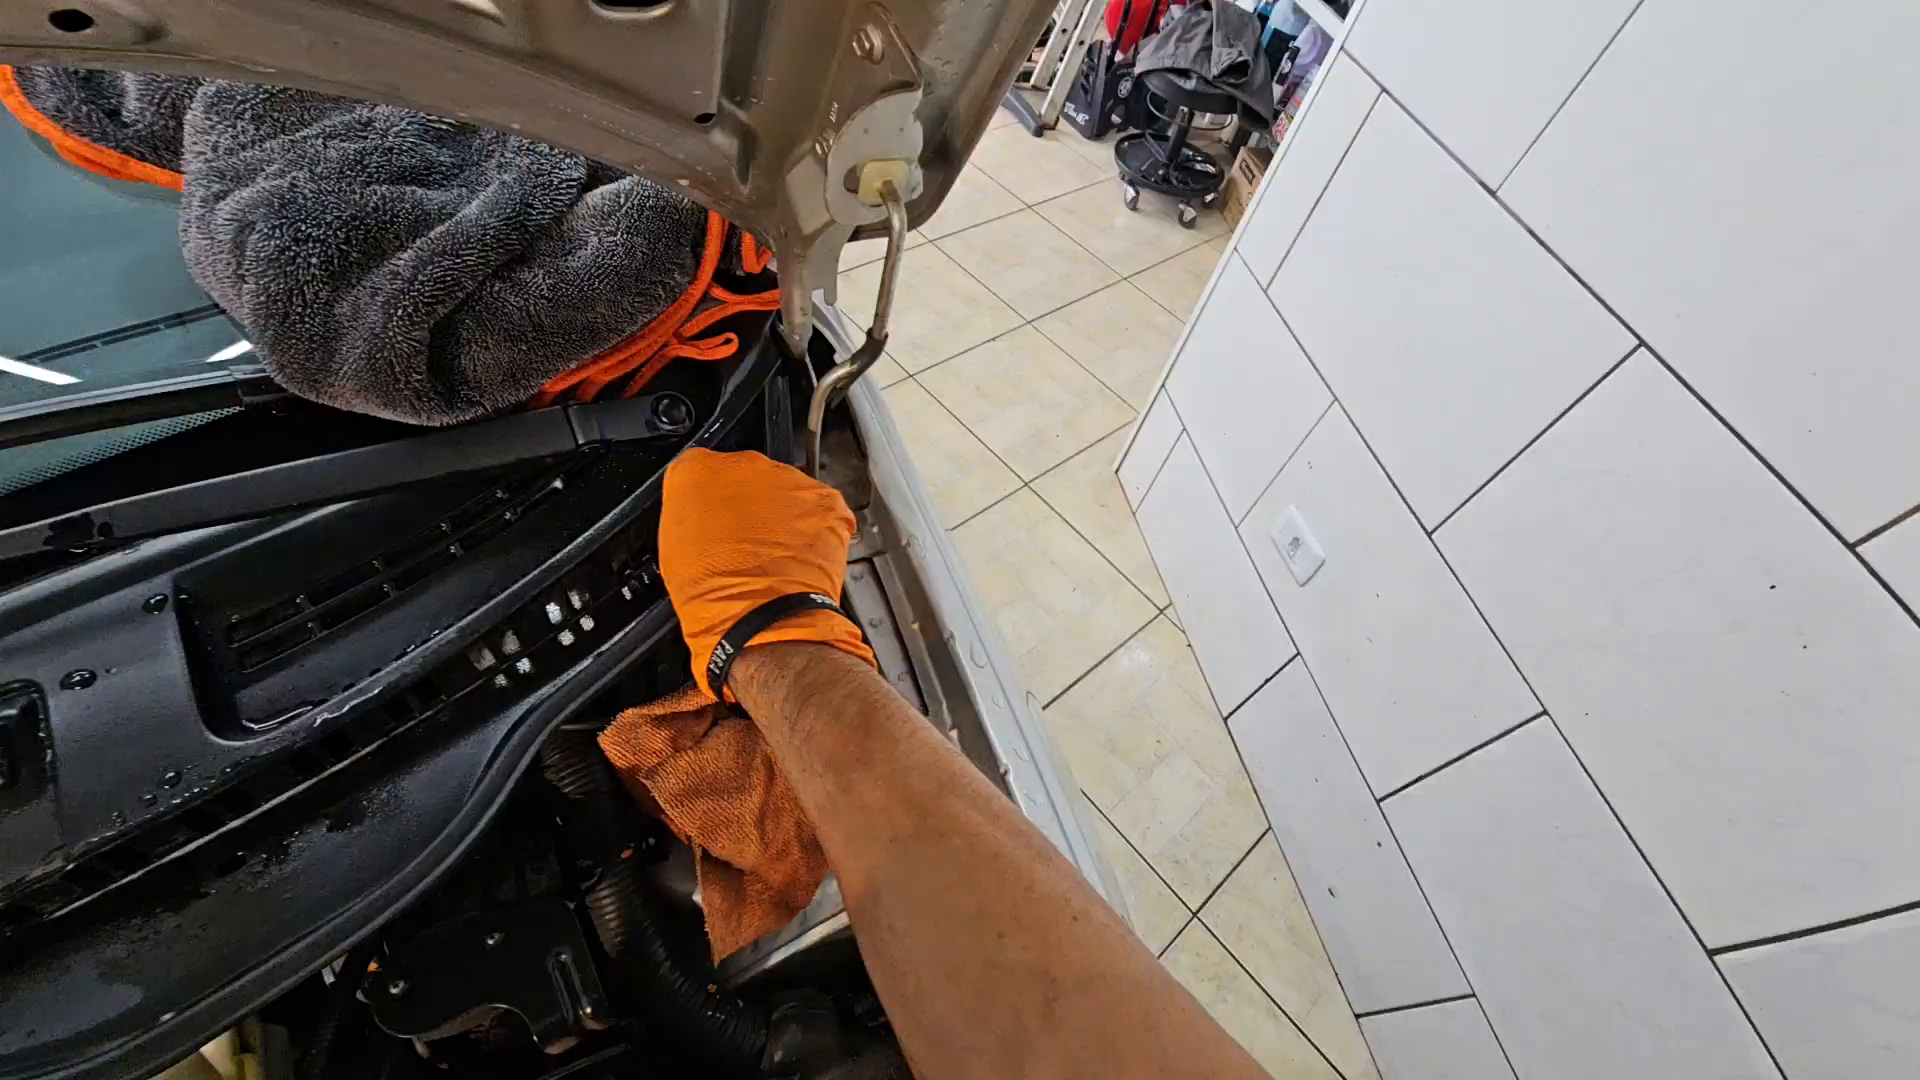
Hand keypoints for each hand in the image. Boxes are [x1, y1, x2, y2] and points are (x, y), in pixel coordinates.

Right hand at [658, 448, 874, 698]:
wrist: (760, 620)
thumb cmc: (712, 597)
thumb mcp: (675, 550)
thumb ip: (691, 516)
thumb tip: (705, 518)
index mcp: (697, 470)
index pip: (704, 470)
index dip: (714, 500)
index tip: (719, 518)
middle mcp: (745, 465)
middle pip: (750, 476)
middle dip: (753, 503)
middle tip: (750, 540)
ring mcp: (790, 481)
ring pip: (789, 491)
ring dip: (786, 515)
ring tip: (779, 554)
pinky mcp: (826, 502)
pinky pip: (824, 509)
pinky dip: (819, 529)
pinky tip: (804, 554)